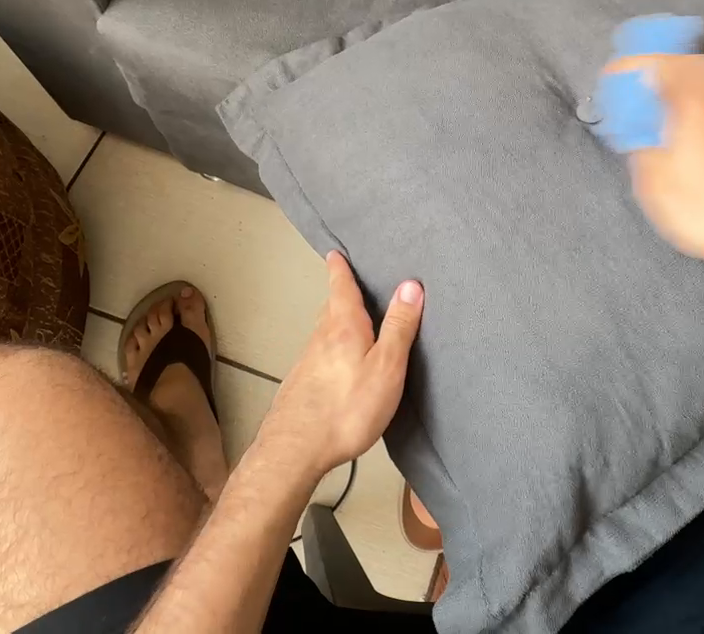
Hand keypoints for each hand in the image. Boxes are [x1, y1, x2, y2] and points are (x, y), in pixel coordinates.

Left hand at [258, 252, 422, 477]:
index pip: (341, 287)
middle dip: (340, 293)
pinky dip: (331, 347)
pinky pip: (320, 355)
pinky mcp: (302, 386)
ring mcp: (307, 363)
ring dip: (336, 321)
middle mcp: (321, 338)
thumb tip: (410, 284)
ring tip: (351, 319)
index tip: (335, 252)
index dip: (339, 268)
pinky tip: (339, 363)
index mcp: (343, 327)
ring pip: (324, 332)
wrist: (294, 452)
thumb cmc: (347, 407)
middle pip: (331, 308)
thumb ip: (398, 327)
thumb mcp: (386, 367)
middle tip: (349, 281)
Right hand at [612, 53, 703, 277]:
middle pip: (698, 64)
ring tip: (679, 115)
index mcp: (696, 105)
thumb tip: (641, 134)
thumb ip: (641, 148)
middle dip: (670, 67)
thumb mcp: (654, 186)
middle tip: (649, 85)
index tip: (616, 73)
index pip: (662, 63)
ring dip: (696, 90)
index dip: (635, 64)